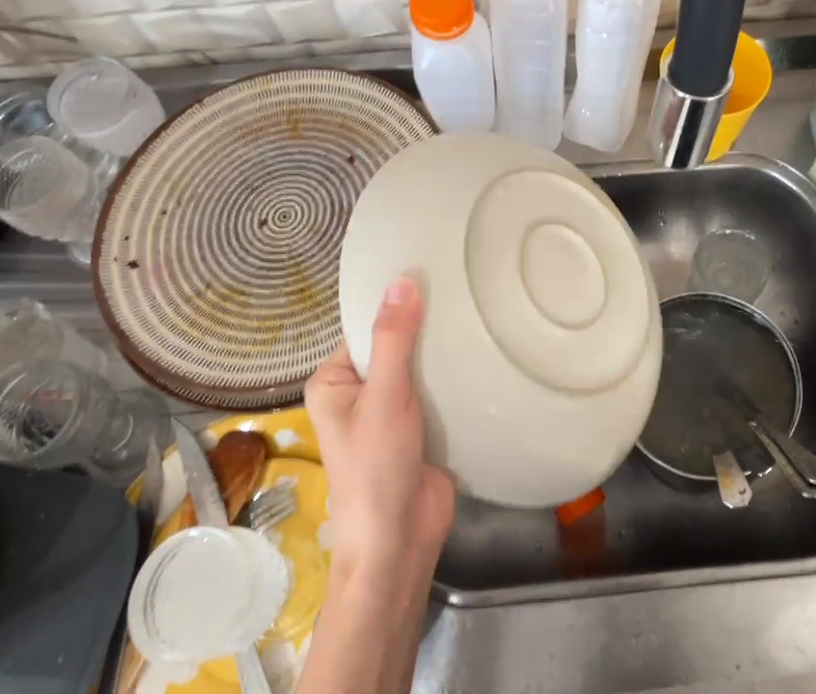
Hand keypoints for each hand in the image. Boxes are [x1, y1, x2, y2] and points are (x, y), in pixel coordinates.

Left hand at [305, 276, 454, 565]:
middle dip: (425, 330)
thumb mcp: (384, 397)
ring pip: (419, 370)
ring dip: (443, 357)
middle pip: (394, 347)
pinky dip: (455, 382)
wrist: (400, 541)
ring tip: (480, 318)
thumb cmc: (376, 468)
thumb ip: (393, 340)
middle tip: (465, 294)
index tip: (433, 275)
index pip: (364, 329)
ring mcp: (390, 414)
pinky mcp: (420, 430)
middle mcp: (357, 394)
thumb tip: (401, 280)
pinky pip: (437, 393)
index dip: (395, 306)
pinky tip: (482, 359)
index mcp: (333, 383)